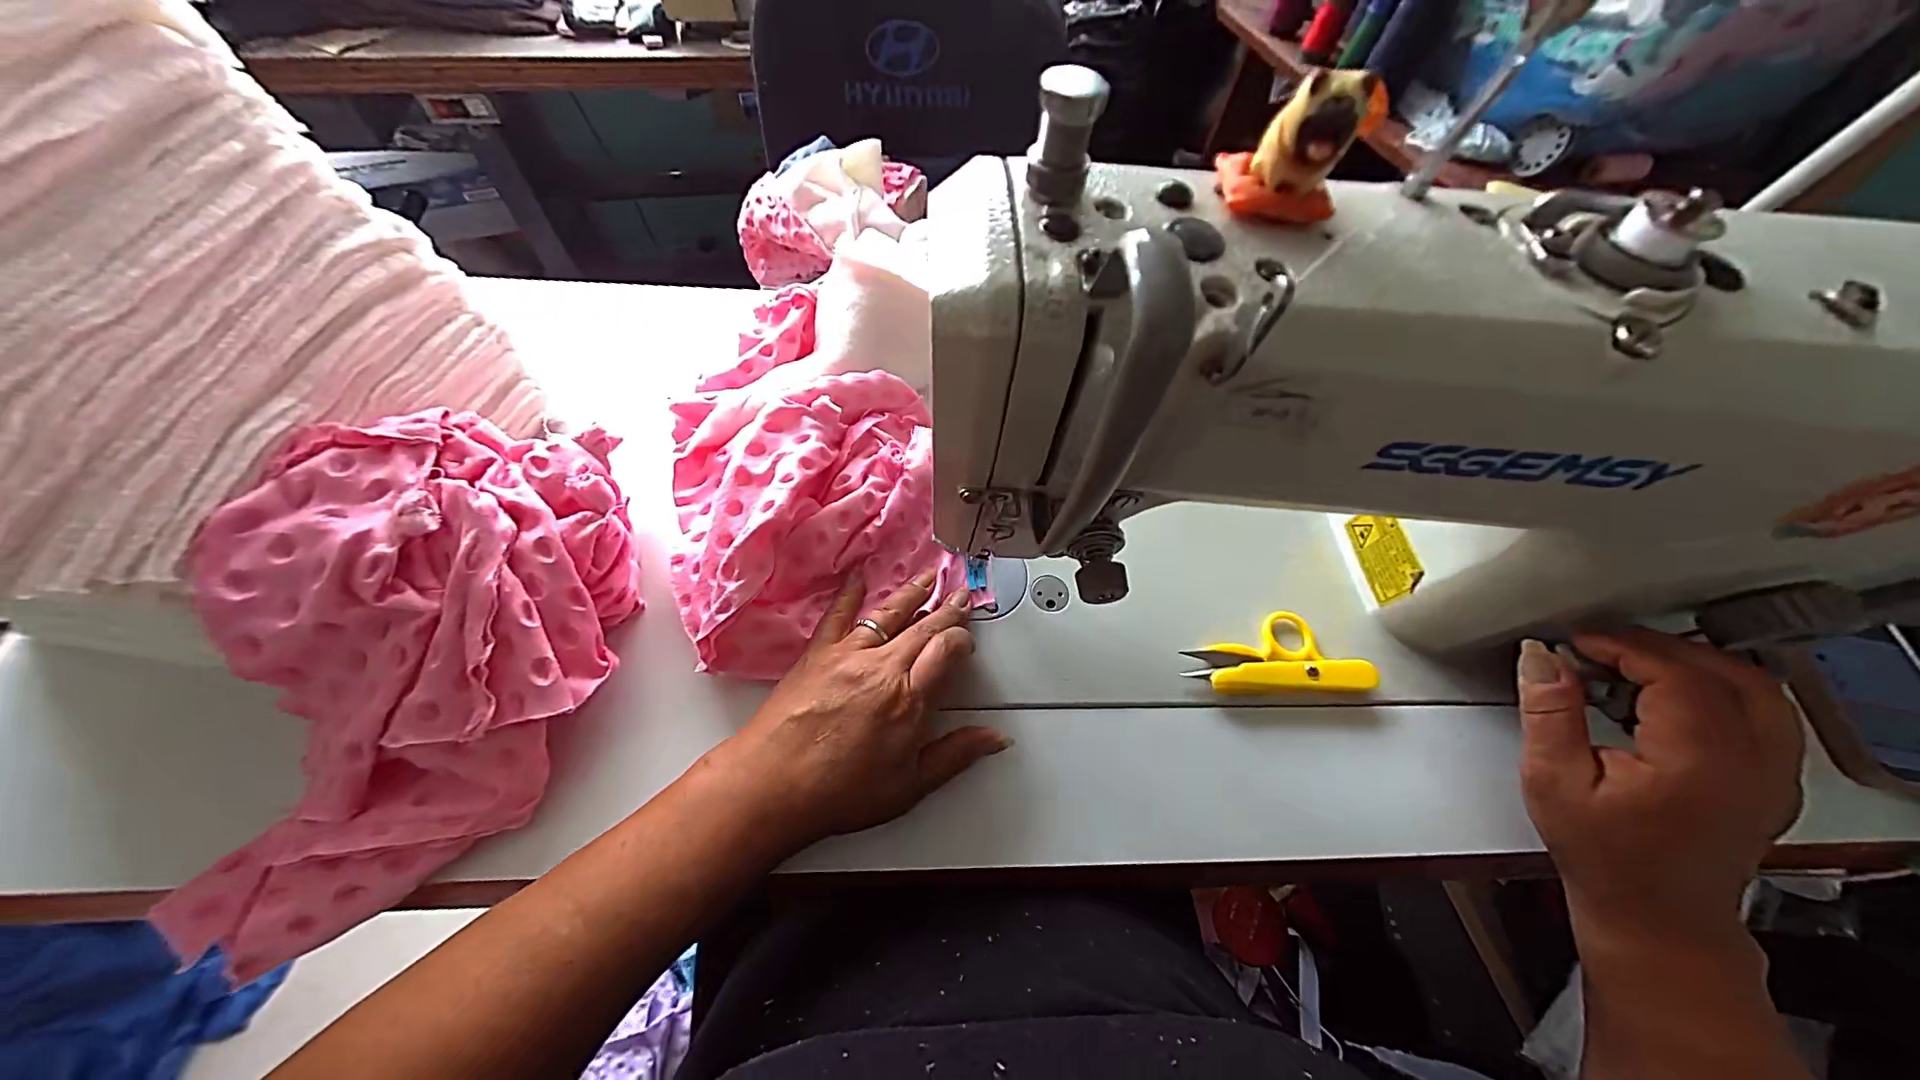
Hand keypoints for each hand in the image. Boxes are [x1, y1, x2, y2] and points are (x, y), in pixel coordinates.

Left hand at [707, 570, 1008, 851]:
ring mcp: (848, 656)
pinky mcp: (817, 654)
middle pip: (923, 628)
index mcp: (909, 700)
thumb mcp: (910, 787)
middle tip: (961, 598)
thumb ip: (956, 755)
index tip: (967, 640)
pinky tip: (858, 578)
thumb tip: (995, 738)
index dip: (961, 639)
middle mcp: (882, 668)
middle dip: (947, 611)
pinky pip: (838, 616)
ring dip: (913, 593)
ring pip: (889, 614)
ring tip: (929, 577)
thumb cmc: (839, 793)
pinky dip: (849, 594)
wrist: (770, 786)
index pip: (946, 651)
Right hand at [1515, 631, 1803, 944]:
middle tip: (1602, 645)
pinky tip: (1667, 697)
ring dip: (1694, 664)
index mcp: (1699, 762)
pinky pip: (1765, 715)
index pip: (1676, 674)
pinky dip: (1718, 689)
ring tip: (1632, 664)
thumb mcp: (1552, 778)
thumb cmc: (1604, 857)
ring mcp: (1773, 777)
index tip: (1579, 641)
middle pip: (1728, 673)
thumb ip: (1548, 712)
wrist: (1654, 913)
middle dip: (1658, 647)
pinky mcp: (1772, 783)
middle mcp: (1754, 767)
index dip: (1623, 646)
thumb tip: (1541, 658)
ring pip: (1758, 690)